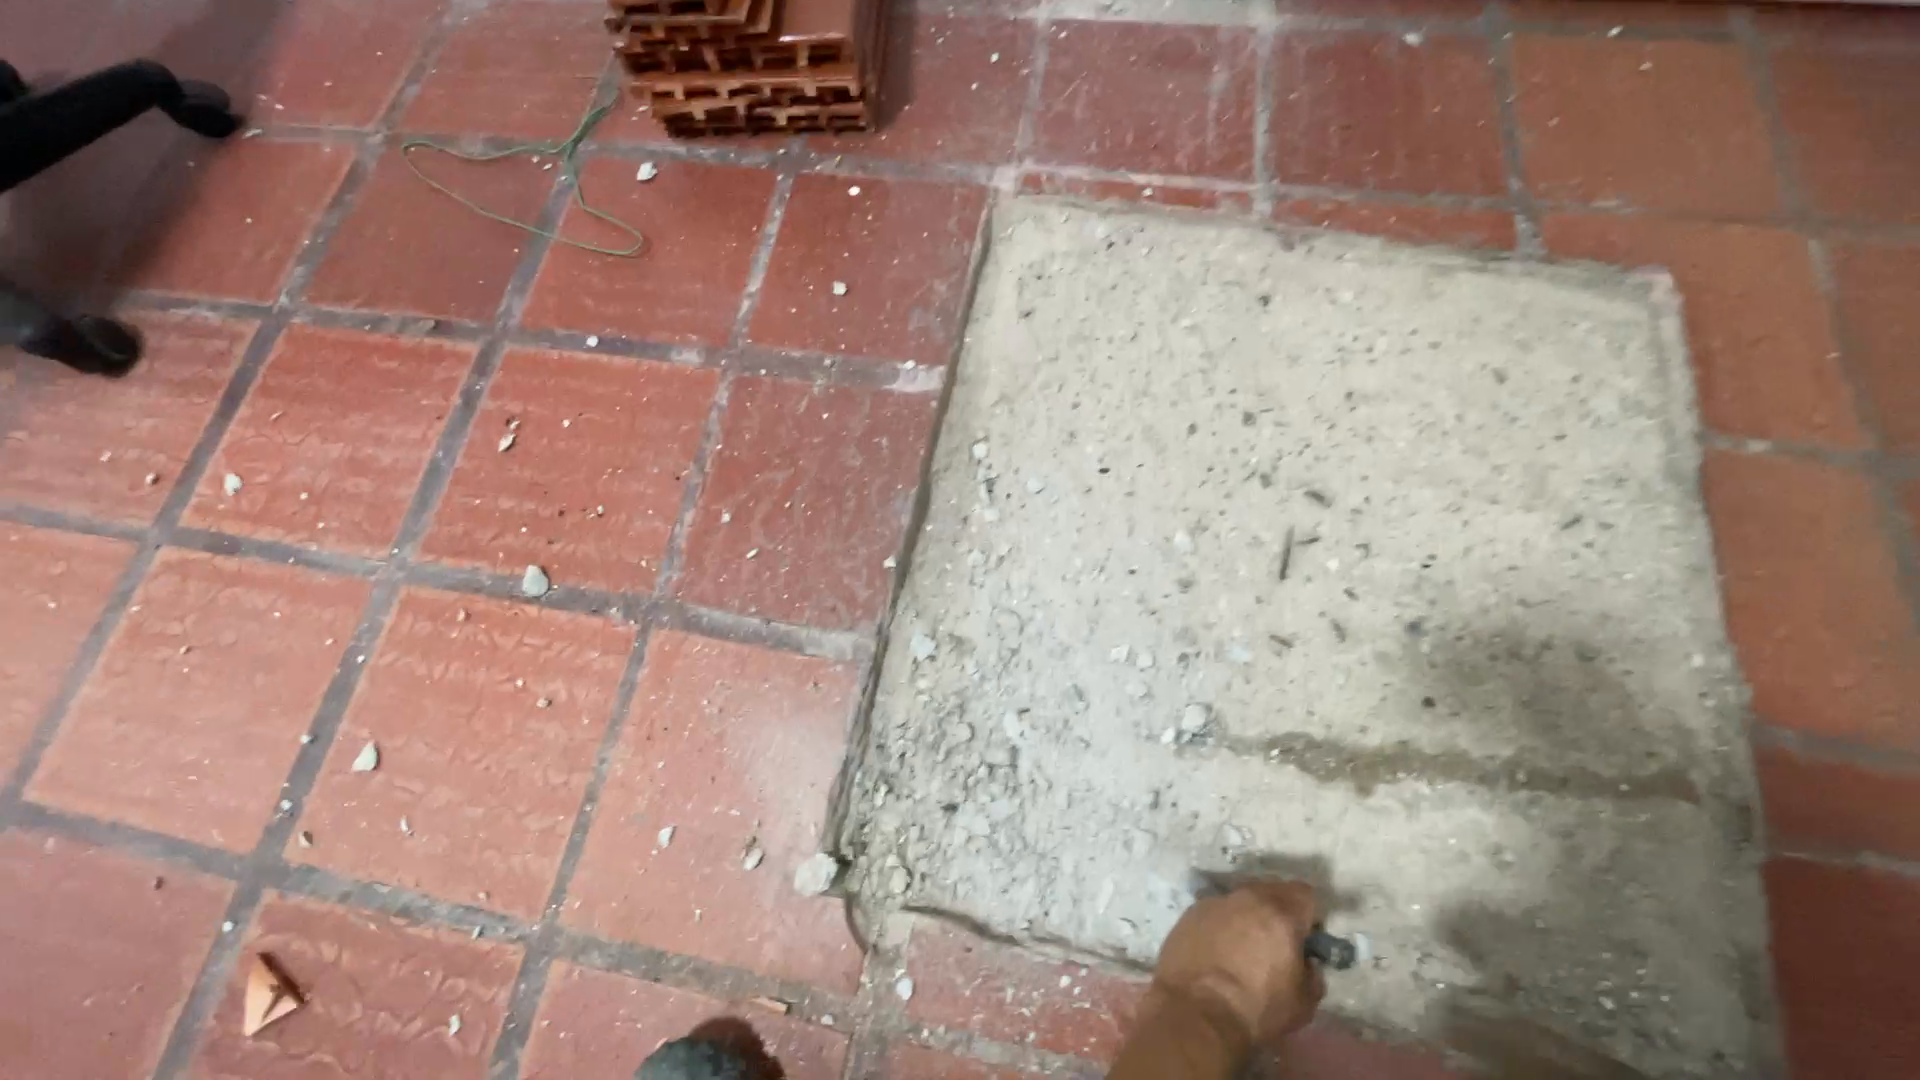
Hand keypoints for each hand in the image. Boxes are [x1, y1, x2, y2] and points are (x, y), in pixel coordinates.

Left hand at [1151, 882, 1325, 1045]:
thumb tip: (1306, 963)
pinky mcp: (1190, 912)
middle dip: (1279, 911)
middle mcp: (1247, 898)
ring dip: (1249, 915)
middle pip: (1272, 890)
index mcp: (1280, 913)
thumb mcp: (1303, 1003)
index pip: (1305, 894)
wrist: (1195, 1011)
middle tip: (1277, 941)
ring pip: (1241, 899)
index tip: (1306, 937)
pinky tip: (1218, 949)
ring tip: (1244, 946)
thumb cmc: (1255, 1008)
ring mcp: (1215, 902)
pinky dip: (1223, 924)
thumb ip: (1312, 974)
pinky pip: (1216, 911)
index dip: (1310, 914)